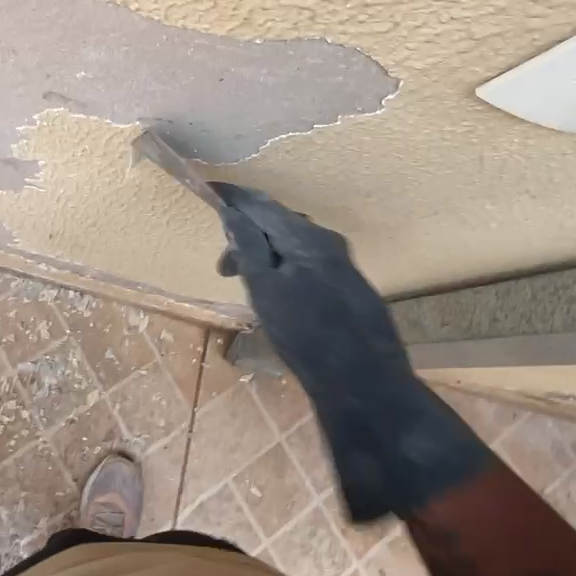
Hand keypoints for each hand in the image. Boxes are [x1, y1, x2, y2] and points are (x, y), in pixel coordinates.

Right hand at [211, 183, 488, 520]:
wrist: (365, 384)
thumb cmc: (305, 336)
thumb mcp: (265, 290)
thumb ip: (248, 248)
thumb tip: (233, 213)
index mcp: (307, 236)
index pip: (262, 204)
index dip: (234, 198)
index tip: (210, 191)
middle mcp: (329, 242)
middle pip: (280, 223)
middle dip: (247, 236)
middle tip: (224, 268)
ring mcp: (344, 265)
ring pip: (295, 245)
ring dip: (266, 255)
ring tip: (249, 285)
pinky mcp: (352, 288)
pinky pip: (310, 263)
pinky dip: (286, 268)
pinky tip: (281, 297)